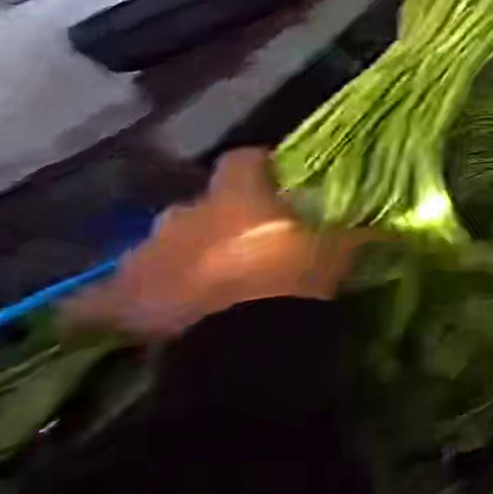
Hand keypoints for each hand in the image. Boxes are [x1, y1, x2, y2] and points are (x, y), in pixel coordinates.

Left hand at [65, 149, 360, 338]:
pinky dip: (111, 302)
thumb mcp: (341, 249)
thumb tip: (392, 224)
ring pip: (158, 246)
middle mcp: (184, 214)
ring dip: (177, 255)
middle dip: (214, 219)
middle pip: (195, 206)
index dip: (258, 167)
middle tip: (242, 238)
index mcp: (238, 195)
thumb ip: (353, 231)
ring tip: (201, 277)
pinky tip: (124, 310)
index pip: (242, 159)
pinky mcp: (115, 299)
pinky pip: (100, 299)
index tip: (275, 180)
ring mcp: (144, 256)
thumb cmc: (299, 276)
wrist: (248, 334)